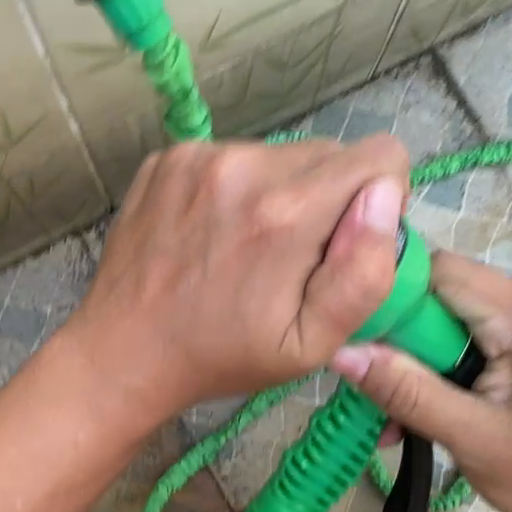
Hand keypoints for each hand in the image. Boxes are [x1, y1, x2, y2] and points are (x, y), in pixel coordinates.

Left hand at [66, 135, 409, 414]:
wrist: (125, 351)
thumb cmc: (223, 356)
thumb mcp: (310, 345)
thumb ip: (363, 273)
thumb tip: (387, 196)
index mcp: (287, 212)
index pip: (380, 157)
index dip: (378, 203)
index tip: (342, 247)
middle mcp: (244, 165)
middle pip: (329, 155)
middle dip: (326, 202)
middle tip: (287, 261)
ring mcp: (199, 156)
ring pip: (280, 155)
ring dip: (279, 195)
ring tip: (243, 251)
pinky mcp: (168, 157)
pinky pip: (232, 156)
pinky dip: (234, 190)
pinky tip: (210, 236)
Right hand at [330, 253, 511, 511]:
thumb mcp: (474, 440)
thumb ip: (408, 392)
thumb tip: (339, 353)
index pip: (438, 271)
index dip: (386, 297)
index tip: (344, 338)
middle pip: (443, 297)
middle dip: (398, 345)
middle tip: (364, 396)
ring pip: (452, 324)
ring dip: (417, 368)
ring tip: (391, 423)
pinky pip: (474, 343)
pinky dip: (444, 375)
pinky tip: (424, 416)